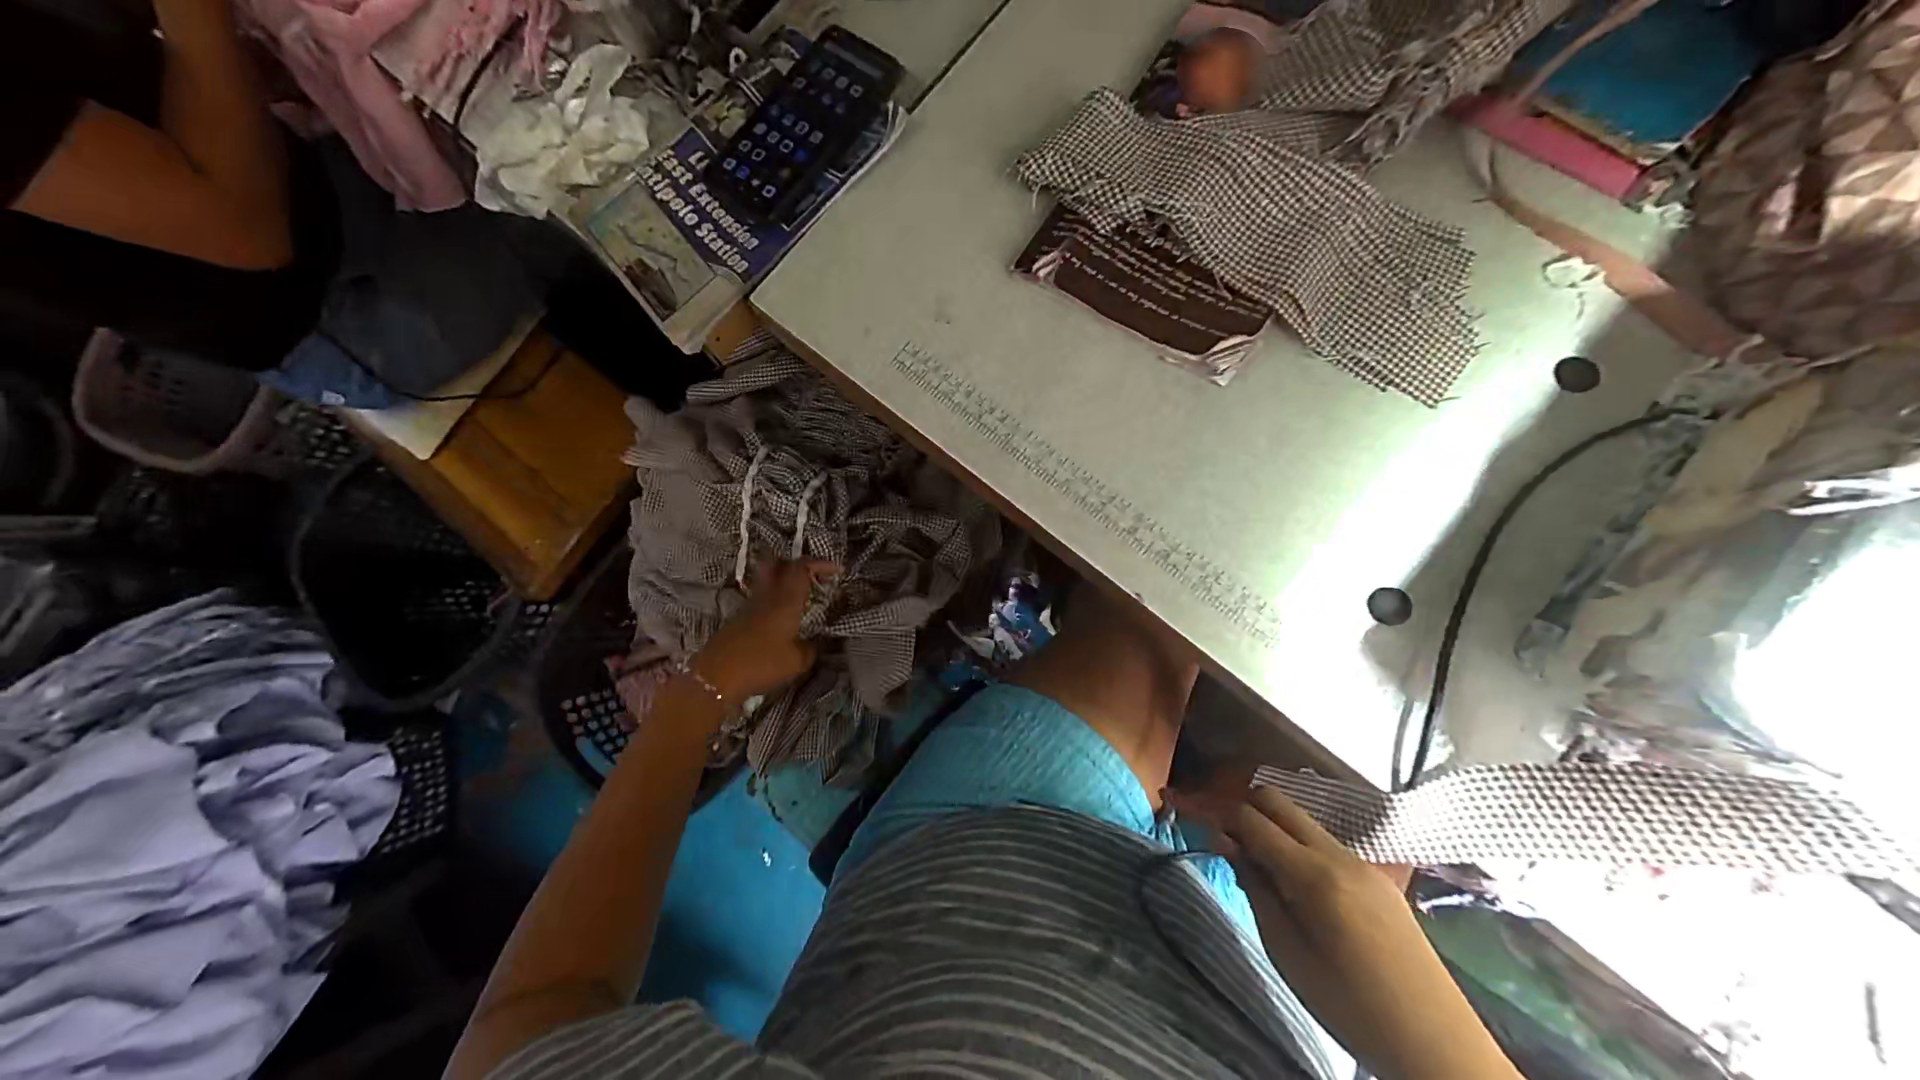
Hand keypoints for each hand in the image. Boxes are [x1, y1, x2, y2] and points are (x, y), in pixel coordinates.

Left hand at [688, 558, 834, 705]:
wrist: (716, 677)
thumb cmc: (761, 664)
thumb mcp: (797, 661)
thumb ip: (812, 648)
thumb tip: (818, 642)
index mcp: (786, 601)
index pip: (801, 569)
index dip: (819, 564)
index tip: (836, 570)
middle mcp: (767, 596)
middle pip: (777, 565)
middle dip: (795, 563)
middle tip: (811, 574)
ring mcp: (749, 606)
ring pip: (767, 580)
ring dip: (783, 580)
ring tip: (799, 595)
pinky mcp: (738, 619)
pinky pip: (760, 599)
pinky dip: (773, 599)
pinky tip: (781, 616)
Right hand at [1168, 786, 1520, 1079]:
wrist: (1438, 1045)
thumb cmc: (1351, 1007)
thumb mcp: (1287, 953)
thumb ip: (1255, 888)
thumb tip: (1224, 841)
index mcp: (1314, 876)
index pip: (1251, 819)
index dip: (1212, 810)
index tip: (1184, 809)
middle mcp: (1339, 855)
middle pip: (1277, 801)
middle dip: (1240, 806)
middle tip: (1217, 834)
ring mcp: (1363, 863)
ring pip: (1301, 820)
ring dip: (1269, 826)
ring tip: (1250, 862)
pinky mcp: (1378, 878)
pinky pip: (1324, 843)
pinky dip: (1295, 844)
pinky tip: (1290, 881)